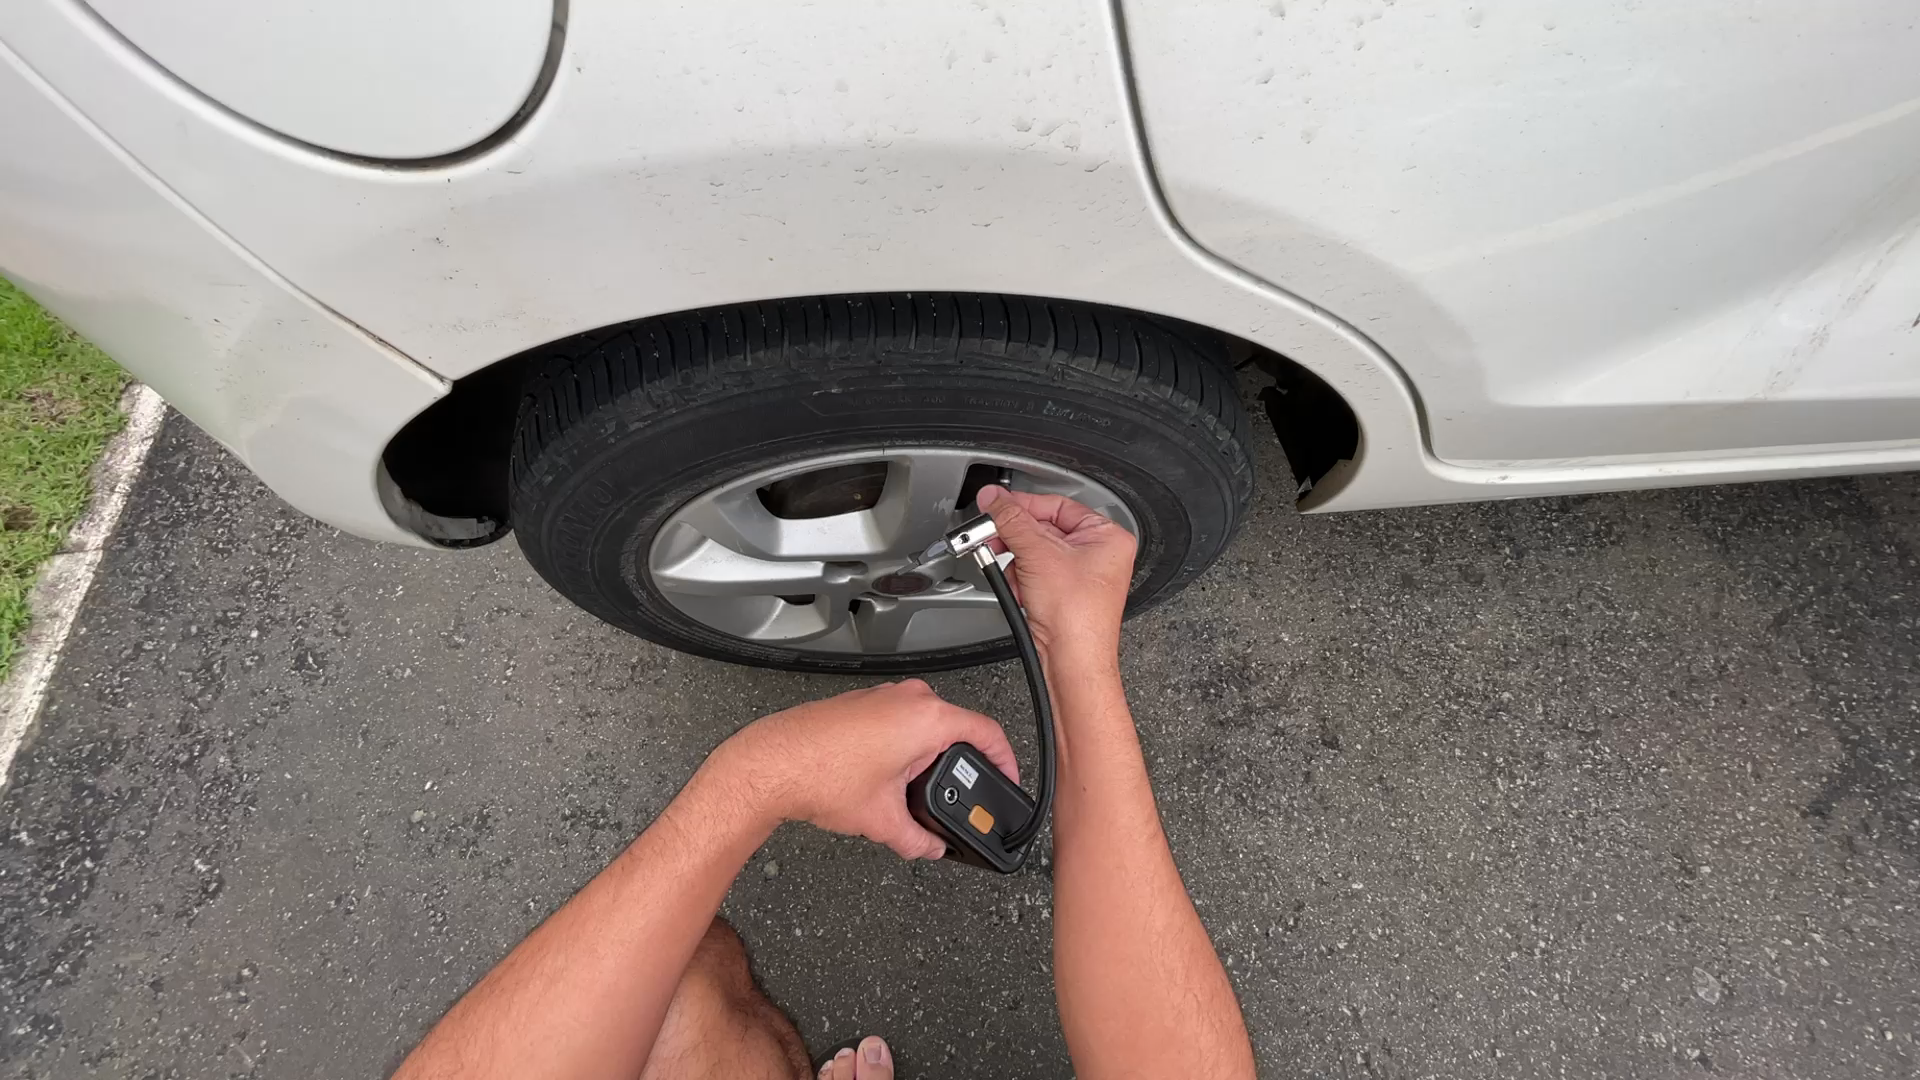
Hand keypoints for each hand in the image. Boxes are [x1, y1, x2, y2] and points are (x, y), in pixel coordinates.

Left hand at [713, 680, 1018, 858]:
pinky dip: (905, 746)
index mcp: (926, 718)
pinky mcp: (865, 703)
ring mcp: (885, 697)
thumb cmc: (820, 776)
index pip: (986, 732)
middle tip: (957, 796)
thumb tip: (930, 845)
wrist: (772, 763)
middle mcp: (909, 698)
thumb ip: (918, 839)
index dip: (1004, 759)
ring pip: (926, 724)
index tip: (1006, 776)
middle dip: (959, 765)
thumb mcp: (883, 820)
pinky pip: (901, 720)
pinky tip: (886, 775)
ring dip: (928, 756)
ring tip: (911, 792)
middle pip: (956, 728)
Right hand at [976, 485, 1137, 664]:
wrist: (1072, 660)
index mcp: (1107, 536)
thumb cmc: (1078, 616)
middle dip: (1016, 539)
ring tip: (1013, 574)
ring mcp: (1080, 576)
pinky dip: (1020, 581)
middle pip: (1043, 530)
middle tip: (991, 534)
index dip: (1023, 504)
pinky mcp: (1063, 595)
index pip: (1057, 505)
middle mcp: (1098, 554)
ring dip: (1016, 563)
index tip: (996, 504)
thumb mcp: (1038, 554)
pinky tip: (1020, 591)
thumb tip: (995, 500)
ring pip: (1034, 553)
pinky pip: (1034, 574)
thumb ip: (1012, 520)